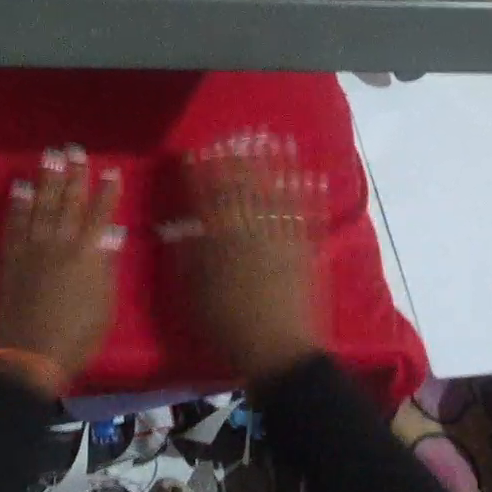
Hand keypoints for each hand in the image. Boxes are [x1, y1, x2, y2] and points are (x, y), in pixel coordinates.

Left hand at [0, 146, 123, 396]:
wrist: (26, 359)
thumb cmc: (74, 340)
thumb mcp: (102, 307)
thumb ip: (105, 267)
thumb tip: (113, 233)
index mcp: (87, 256)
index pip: (99, 215)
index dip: (107, 192)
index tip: (111, 170)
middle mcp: (59, 244)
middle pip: (69, 203)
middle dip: (74, 175)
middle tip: (75, 150)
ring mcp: (31, 248)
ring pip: (41, 205)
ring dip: (47, 179)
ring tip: (51, 156)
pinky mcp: (8, 258)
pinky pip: (13, 223)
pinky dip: (17, 203)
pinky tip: (20, 186)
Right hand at [182, 132, 325, 383]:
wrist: (279, 355)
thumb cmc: (228, 329)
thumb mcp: (193, 295)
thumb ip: (188, 258)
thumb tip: (180, 228)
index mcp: (219, 243)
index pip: (206, 199)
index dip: (200, 174)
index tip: (194, 153)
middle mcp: (250, 232)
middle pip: (242, 189)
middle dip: (236, 160)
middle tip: (233, 136)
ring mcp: (281, 239)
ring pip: (275, 194)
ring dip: (275, 165)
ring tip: (275, 139)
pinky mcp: (304, 251)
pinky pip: (307, 216)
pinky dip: (309, 194)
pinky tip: (311, 175)